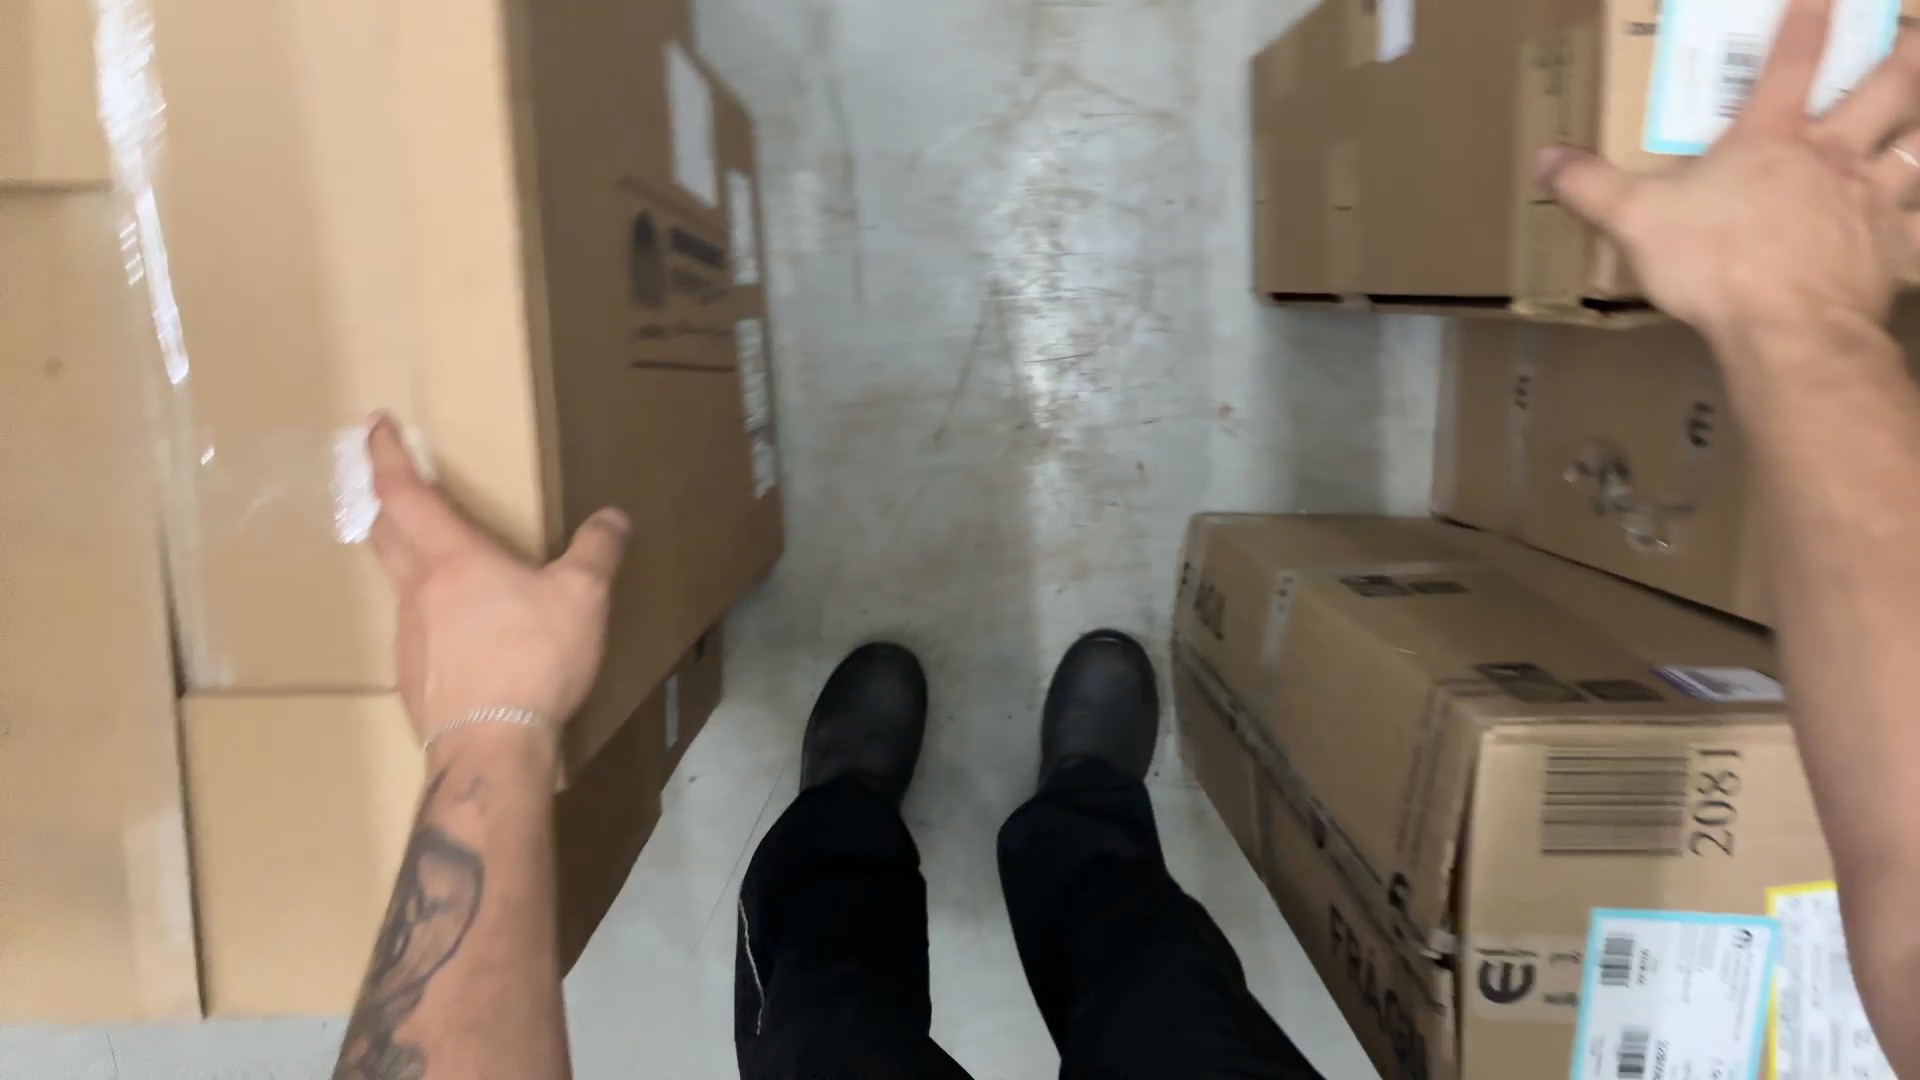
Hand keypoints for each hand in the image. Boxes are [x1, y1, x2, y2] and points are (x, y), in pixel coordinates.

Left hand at [365, 412, 630, 748]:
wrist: (491, 743)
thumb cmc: (535, 657)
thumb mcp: (585, 595)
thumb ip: (598, 549)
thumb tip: (612, 517)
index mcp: (453, 559)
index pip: (405, 494)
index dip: (385, 456)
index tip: (372, 425)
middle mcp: (419, 590)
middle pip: (384, 531)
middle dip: (383, 497)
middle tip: (390, 479)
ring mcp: (409, 634)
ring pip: (399, 579)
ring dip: (407, 553)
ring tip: (437, 554)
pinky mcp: (415, 673)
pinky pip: (417, 623)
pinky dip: (431, 605)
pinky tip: (464, 628)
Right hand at [1540, 0, 1919, 340]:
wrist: (1783, 322)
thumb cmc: (1710, 262)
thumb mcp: (1632, 220)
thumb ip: (1590, 185)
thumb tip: (1547, 156)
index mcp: (1768, 145)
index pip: (1791, 66)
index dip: (1807, 22)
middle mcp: (1831, 158)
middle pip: (1888, 87)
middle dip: (1902, 53)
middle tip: (1909, 31)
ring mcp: (1869, 199)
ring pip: (1918, 145)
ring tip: (1919, 121)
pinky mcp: (1888, 244)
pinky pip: (1918, 224)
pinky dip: (1916, 218)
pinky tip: (1911, 220)